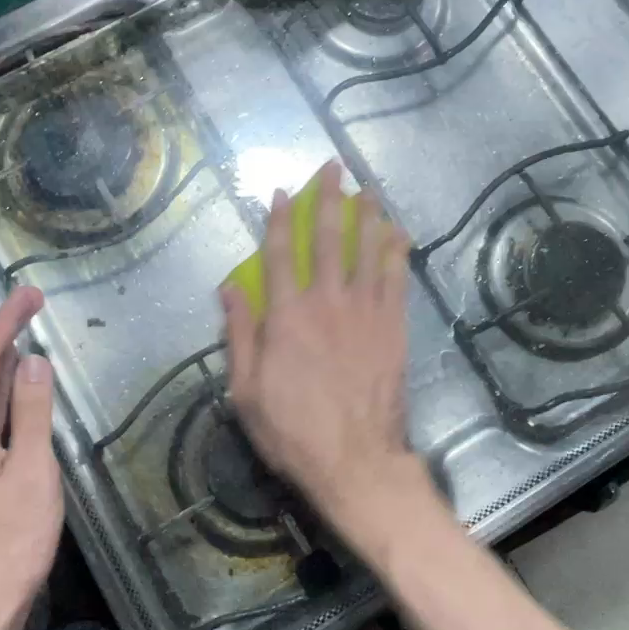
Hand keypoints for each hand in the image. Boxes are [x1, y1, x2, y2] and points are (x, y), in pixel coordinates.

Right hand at [220, 163, 429, 544]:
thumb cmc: (292, 431)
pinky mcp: (393, 328)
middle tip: (334, 168)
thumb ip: (240, 334)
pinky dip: (396, 252)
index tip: (281, 191)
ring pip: (367, 251)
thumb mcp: (246, 390)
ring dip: (367, 215)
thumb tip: (230, 288)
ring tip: (368, 188)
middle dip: (329, 199)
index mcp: (286, 317)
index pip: (279, 254)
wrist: (355, 461)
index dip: (277, 219)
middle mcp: (327, 303)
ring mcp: (365, 313)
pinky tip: (398, 232)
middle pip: (328, 239)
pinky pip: (396, 280)